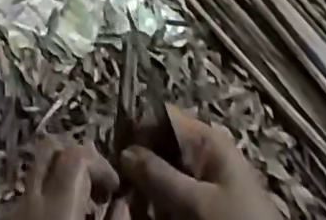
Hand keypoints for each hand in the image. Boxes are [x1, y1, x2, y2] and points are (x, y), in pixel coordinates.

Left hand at [10, 141, 122, 219]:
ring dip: (61, 168)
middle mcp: (31, 196)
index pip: (75, 156)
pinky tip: (63, 209)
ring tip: (83, 196)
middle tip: (98, 181)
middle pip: (49, 147)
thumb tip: (123, 203)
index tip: (116, 187)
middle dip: (76, 154)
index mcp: (58, 206)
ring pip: (37, 164)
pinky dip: (49, 186)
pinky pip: (29, 185)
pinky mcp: (10, 211)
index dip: (100, 164)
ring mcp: (16, 203)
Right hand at [120, 115, 281, 219]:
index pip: (160, 116)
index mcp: (207, 140)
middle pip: (159, 146)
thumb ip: (159, 175)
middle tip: (127, 187)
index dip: (137, 131)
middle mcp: (205, 153)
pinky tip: (153, 213)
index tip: (118, 153)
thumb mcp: (197, 203)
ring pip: (163, 173)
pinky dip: (162, 204)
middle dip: (141, 165)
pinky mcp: (207, 204)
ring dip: (149, 189)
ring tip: (140, 206)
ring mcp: (206, 180)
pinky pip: (175, 195)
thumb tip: (124, 152)